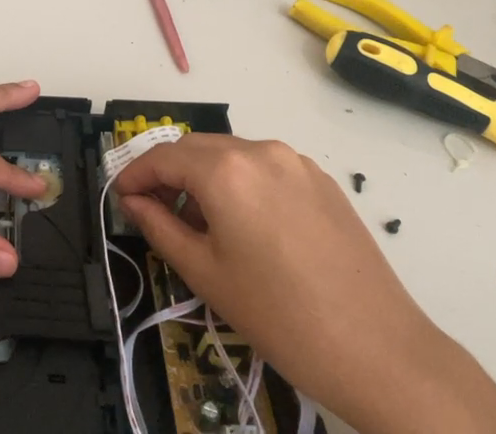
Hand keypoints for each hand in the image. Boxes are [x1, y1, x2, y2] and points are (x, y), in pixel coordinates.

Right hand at [116, 135, 495, 433]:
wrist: (375, 346)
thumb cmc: (277, 313)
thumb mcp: (204, 272)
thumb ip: (160, 227)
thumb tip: (134, 202)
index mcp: (225, 169)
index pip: (164, 157)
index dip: (136, 174)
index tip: (120, 197)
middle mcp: (260, 150)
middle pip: (198, 148)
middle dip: (169, 172)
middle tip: (152, 208)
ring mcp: (297, 162)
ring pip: (234, 155)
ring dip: (206, 176)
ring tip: (199, 221)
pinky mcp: (323, 181)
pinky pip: (267, 168)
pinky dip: (242, 183)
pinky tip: (244, 223)